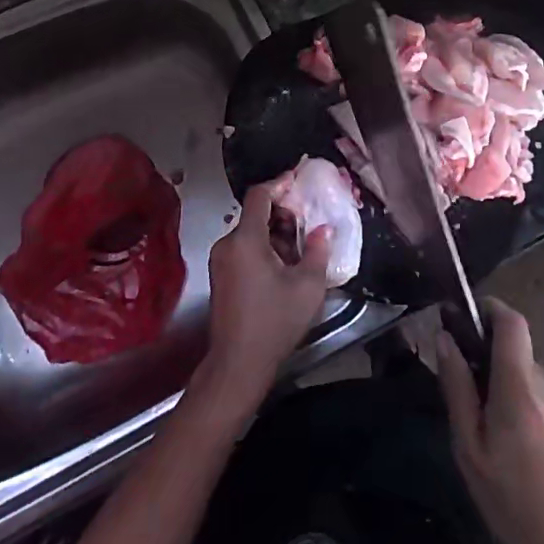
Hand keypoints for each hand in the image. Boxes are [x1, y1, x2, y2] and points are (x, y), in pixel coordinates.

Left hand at [202, 185, 330, 401]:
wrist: (238, 363)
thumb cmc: (274, 322)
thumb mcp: (307, 286)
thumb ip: (318, 251)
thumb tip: (323, 230)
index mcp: (246, 240)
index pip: (259, 195)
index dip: (280, 184)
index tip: (298, 181)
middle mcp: (228, 244)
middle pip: (255, 214)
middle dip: (283, 213)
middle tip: (308, 221)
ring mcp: (221, 261)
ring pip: (250, 233)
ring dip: (275, 233)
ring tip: (302, 247)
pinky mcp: (221, 276)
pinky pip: (244, 249)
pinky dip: (264, 248)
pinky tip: (285, 265)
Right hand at [438, 299, 543, 543]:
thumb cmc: (514, 499)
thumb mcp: (470, 449)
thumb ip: (457, 389)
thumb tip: (444, 338)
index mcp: (520, 388)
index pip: (512, 323)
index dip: (490, 309)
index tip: (468, 317)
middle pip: (516, 354)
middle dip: (493, 367)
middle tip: (473, 405)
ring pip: (530, 377)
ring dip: (512, 391)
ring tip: (499, 436)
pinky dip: (531, 407)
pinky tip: (525, 448)